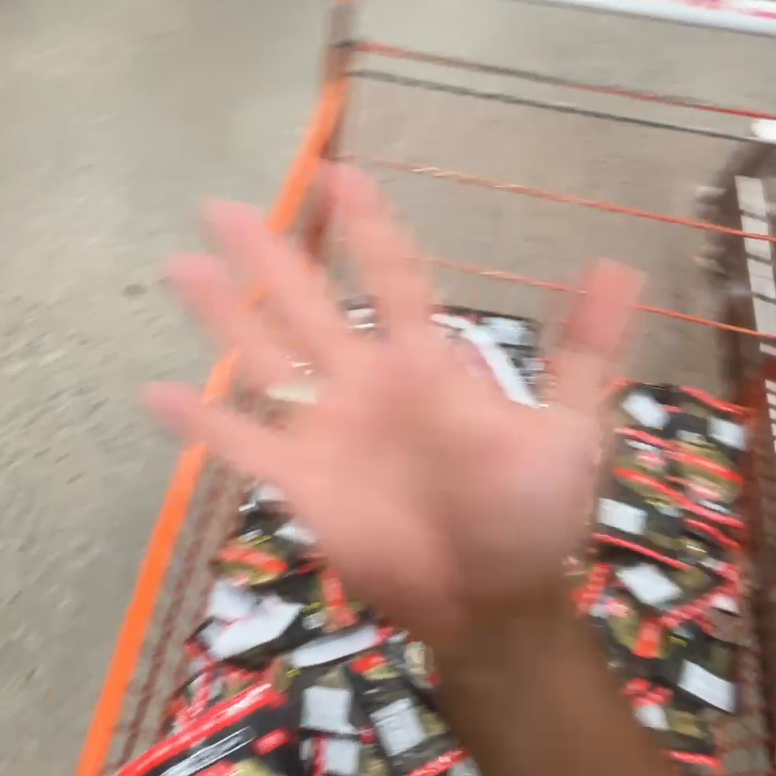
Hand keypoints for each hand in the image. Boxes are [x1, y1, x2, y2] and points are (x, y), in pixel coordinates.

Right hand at [141, 166, 643, 651]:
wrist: (491, 600)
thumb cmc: (530, 515)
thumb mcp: (569, 431)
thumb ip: (584, 352)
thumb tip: (619, 264)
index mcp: (423, 362)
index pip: (389, 278)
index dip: (366, 227)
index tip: (337, 174)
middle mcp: (364, 382)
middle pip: (307, 305)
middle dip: (266, 257)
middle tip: (220, 206)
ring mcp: (326, 429)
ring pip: (264, 359)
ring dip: (224, 317)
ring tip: (182, 267)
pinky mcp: (300, 481)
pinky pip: (242, 444)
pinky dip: (201, 422)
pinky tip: (156, 392)